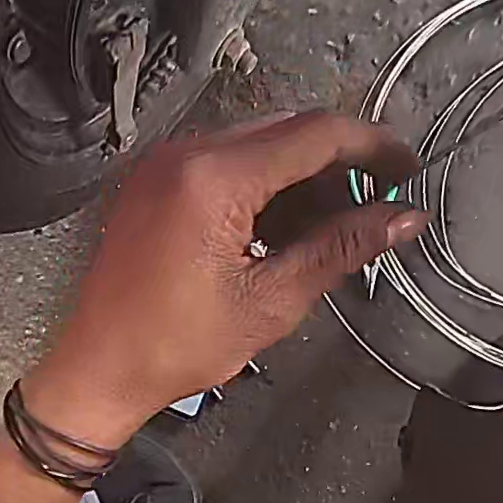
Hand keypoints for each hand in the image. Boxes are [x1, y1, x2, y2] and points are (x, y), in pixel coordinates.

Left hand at [21, 112, 424, 446]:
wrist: (101, 367)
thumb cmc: (169, 346)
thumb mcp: (270, 301)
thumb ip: (338, 248)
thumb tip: (396, 219)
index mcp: (212, 179)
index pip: (316, 135)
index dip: (372, 148)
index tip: (402, 169)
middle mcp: (182, 157)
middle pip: (286, 136)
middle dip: (336, 170)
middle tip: (367, 211)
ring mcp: (162, 168)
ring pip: (255, 150)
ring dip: (297, 183)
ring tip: (320, 235)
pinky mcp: (153, 185)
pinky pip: (221, 168)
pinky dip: (258, 191)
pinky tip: (276, 233)